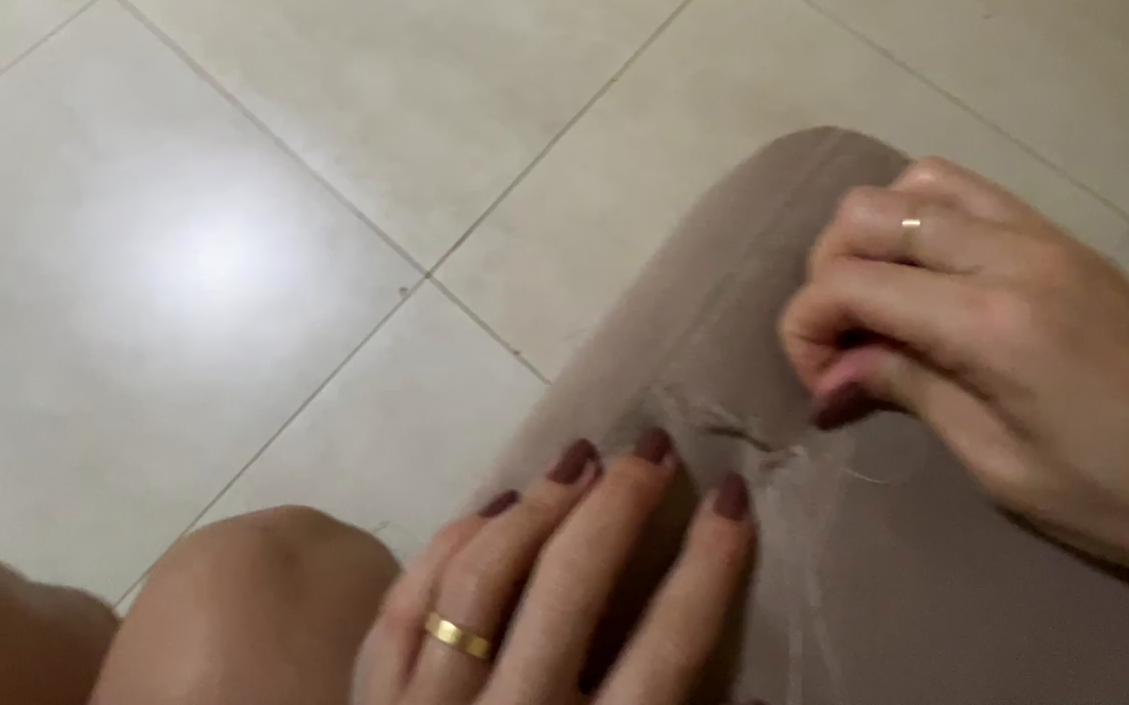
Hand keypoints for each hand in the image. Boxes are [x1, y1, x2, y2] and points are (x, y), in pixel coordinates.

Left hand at [355, 432, 752, 704]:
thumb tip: (758, 694)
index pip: (667, 650)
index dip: (709, 566)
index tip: (734, 498)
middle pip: (570, 589)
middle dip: (620, 506)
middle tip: (654, 449)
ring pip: (484, 577)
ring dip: (539, 504)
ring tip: (582, 457)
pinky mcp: (370, 700)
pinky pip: (408, 599)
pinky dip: (452, 540)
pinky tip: (495, 502)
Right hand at [778, 157, 1128, 704]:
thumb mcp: (999, 466)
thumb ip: (907, 391)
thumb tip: (833, 371)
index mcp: (992, 322)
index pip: (850, 283)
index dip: (803, 326)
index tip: (815, 380)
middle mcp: (1011, 255)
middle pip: (867, 213)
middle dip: (826, 272)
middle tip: (843, 342)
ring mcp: (1044, 236)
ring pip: (913, 183)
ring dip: (873, 235)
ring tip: (881, 300)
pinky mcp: (1066, 240)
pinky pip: (968, 192)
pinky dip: (922, 217)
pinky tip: (929, 276)